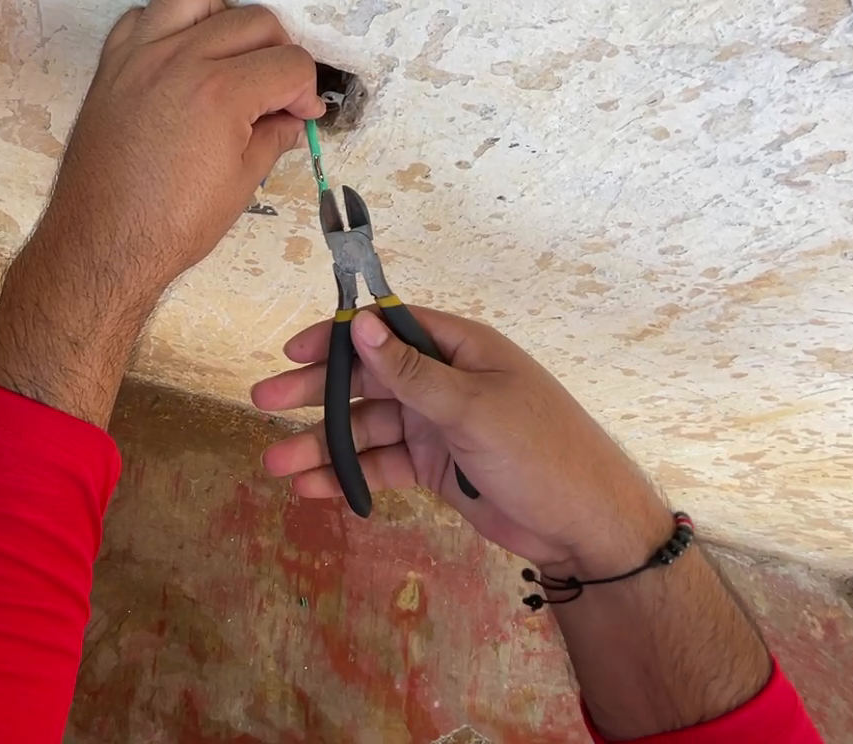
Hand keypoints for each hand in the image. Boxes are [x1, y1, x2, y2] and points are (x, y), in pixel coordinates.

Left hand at [39, 0, 325, 296]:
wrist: (102, 242)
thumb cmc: (172, 224)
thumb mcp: (241, 184)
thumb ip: (273, 136)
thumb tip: (291, 116)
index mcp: (220, 93)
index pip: (289, 64)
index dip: (307, 91)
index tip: (303, 113)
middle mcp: (179, 59)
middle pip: (254, 20)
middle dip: (279, 53)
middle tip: (276, 91)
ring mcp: (139, 55)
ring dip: (222, 15)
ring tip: (228, 56)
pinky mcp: (111, 65)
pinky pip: (143, 15)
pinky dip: (169, 26)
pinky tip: (179, 62)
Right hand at [257, 308, 776, 738]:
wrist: (588, 530)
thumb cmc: (539, 450)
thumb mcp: (473, 406)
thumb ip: (410, 370)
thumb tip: (361, 322)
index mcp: (456, 348)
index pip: (385, 329)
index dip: (338, 337)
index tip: (293, 351)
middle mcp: (439, 380)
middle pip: (365, 378)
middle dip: (315, 391)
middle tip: (264, 400)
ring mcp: (433, 424)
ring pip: (365, 427)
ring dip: (323, 444)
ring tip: (278, 463)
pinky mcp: (431, 465)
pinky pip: (380, 464)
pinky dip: (349, 476)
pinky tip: (314, 488)